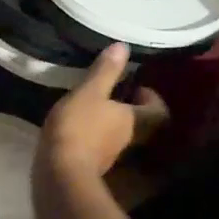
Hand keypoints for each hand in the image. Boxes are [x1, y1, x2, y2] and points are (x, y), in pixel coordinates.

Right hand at [39, 44, 168, 175]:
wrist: (60, 172)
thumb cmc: (79, 127)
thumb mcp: (89, 92)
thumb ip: (105, 71)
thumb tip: (123, 47)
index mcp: (134, 120)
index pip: (158, 111)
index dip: (152, 98)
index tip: (136, 87)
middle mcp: (128, 139)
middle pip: (140, 124)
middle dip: (130, 109)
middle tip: (113, 95)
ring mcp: (110, 154)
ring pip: (119, 134)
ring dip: (111, 122)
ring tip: (91, 107)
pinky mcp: (91, 164)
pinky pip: (99, 145)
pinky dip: (93, 135)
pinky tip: (75, 126)